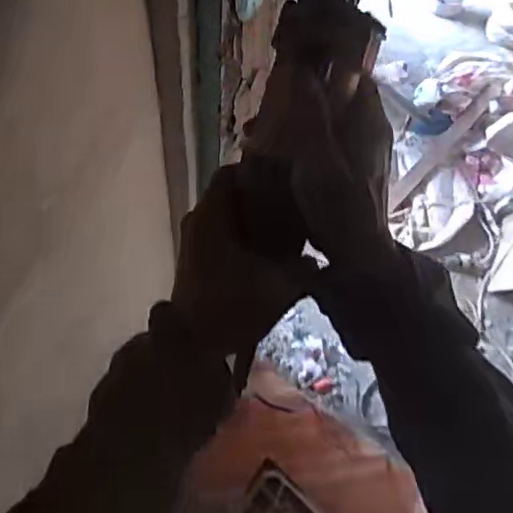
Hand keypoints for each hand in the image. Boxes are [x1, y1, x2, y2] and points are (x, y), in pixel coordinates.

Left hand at [170, 167, 310, 358]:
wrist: (193, 343)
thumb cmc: (233, 305)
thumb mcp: (276, 286)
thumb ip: (303, 269)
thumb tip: (321, 260)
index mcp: (212, 213)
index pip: (230, 172)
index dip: (255, 170)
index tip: (281, 176)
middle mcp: (197, 217)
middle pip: (228, 191)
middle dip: (256, 194)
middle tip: (287, 201)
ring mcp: (191, 237)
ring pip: (222, 212)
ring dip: (247, 216)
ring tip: (280, 224)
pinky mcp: (192, 255)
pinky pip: (217, 230)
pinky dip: (237, 232)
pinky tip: (262, 248)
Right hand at [282, 74, 399, 272]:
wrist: (356, 256)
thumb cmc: (338, 205)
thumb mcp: (319, 158)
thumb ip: (311, 115)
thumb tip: (301, 71)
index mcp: (368, 122)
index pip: (356, 74)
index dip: (329, 64)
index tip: (297, 63)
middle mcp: (370, 130)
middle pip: (340, 95)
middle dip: (305, 92)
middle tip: (272, 98)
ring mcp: (363, 150)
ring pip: (331, 117)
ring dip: (300, 116)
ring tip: (265, 126)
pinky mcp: (352, 168)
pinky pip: (327, 138)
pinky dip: (304, 136)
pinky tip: (278, 151)